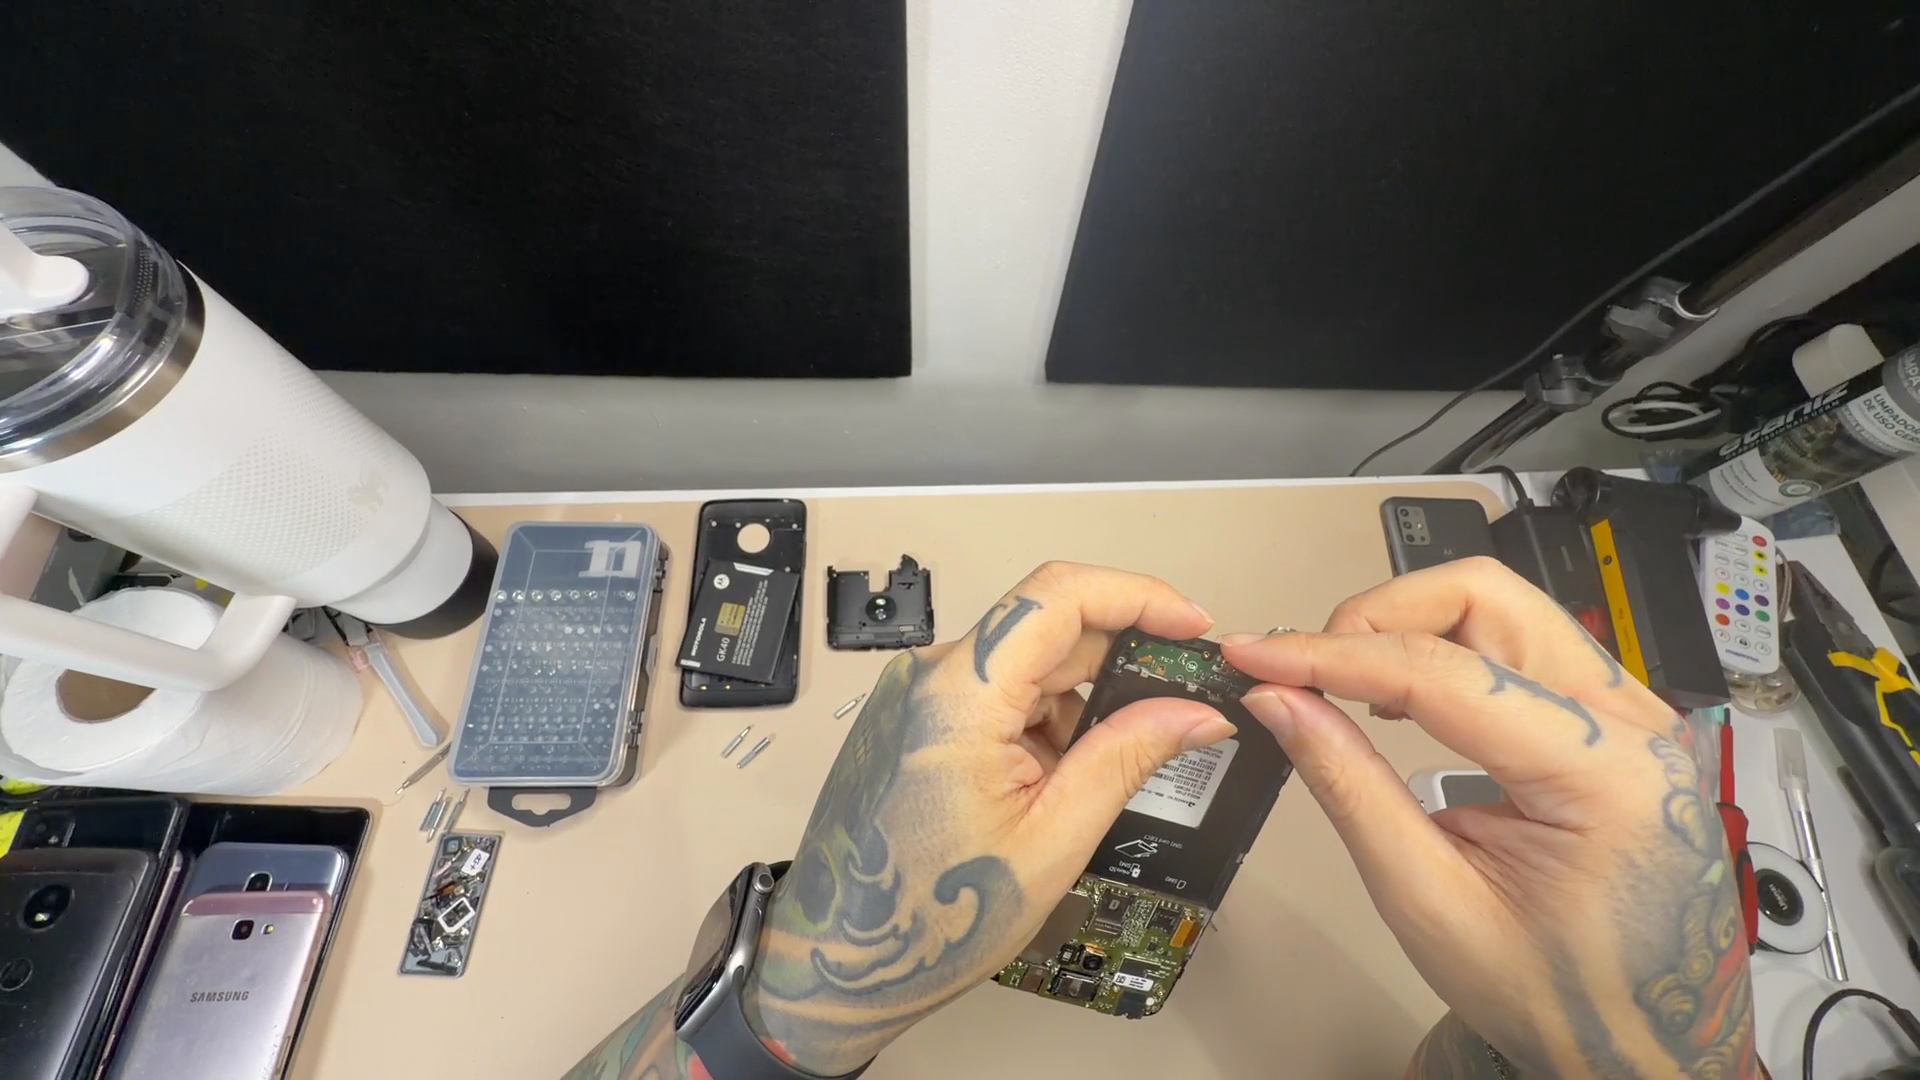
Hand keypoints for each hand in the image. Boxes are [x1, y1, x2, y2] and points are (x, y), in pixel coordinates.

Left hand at [740, 563, 1231, 1074]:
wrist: (843, 951)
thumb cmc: (930, 914)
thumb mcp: (1053, 838)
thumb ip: (1127, 757)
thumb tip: (1193, 713)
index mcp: (960, 695)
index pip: (1057, 595)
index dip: (1136, 595)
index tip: (1189, 622)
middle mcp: (933, 674)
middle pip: (1048, 624)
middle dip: (1122, 653)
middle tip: (1177, 695)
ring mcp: (922, 689)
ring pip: (1029, 657)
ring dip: (1083, 693)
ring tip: (1107, 759)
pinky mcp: (922, 707)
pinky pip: (1002, 686)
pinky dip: (1046, 713)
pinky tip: (1059, 768)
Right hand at [1222, 557, 1754, 1076]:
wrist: (1650, 1048)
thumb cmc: (1555, 995)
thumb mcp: (1428, 900)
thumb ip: (1348, 785)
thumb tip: (1277, 700)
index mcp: (1606, 777)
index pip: (1439, 673)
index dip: (1328, 654)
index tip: (1253, 655)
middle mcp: (1630, 724)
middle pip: (1480, 597)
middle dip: (1374, 616)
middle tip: (1309, 668)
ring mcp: (1622, 712)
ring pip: (1489, 605)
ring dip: (1399, 624)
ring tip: (1343, 680)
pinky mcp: (1597, 716)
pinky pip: (1500, 640)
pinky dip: (1426, 645)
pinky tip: (1393, 693)